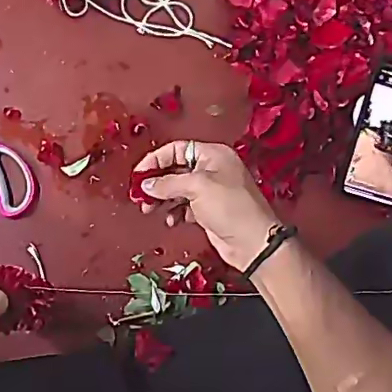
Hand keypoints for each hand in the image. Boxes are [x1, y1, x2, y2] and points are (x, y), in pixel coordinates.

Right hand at [134, 142, 282, 271]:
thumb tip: (146, 185)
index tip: (139, 175)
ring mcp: (211, 190)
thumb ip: (169, 183)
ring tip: (150, 209)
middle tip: (141, 196)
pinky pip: (185, 205)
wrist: (253, 242)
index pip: (177, 149)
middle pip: (176, 169)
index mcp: (214, 155)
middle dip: (157, 182)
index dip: (156, 160)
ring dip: (163, 198)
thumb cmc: (230, 208)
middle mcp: (212, 169)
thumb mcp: (198, 187)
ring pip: (178, 189)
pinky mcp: (209, 210)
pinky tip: (171, 220)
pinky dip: (175, 211)